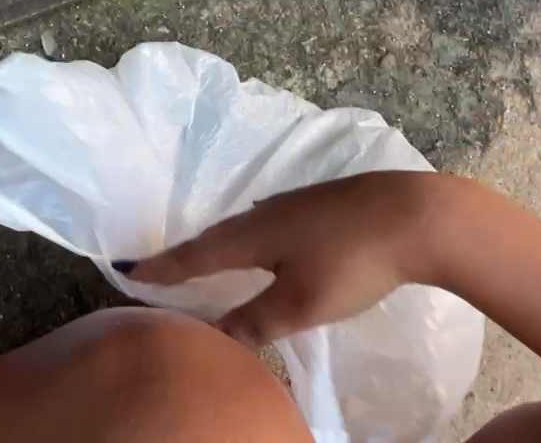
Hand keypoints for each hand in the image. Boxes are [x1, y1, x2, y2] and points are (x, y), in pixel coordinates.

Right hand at [126, 171, 453, 345]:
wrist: (412, 215)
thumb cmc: (351, 261)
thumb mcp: (302, 302)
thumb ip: (256, 320)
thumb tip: (213, 336)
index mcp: (251, 235)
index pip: (196, 255)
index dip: (163, 267)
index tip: (129, 269)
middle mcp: (262, 213)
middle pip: (214, 236)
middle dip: (185, 255)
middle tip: (160, 270)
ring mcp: (291, 205)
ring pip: (241, 228)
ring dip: (216, 246)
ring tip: (203, 261)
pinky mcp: (316, 205)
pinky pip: (263, 223)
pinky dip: (245, 239)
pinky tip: (259, 246)